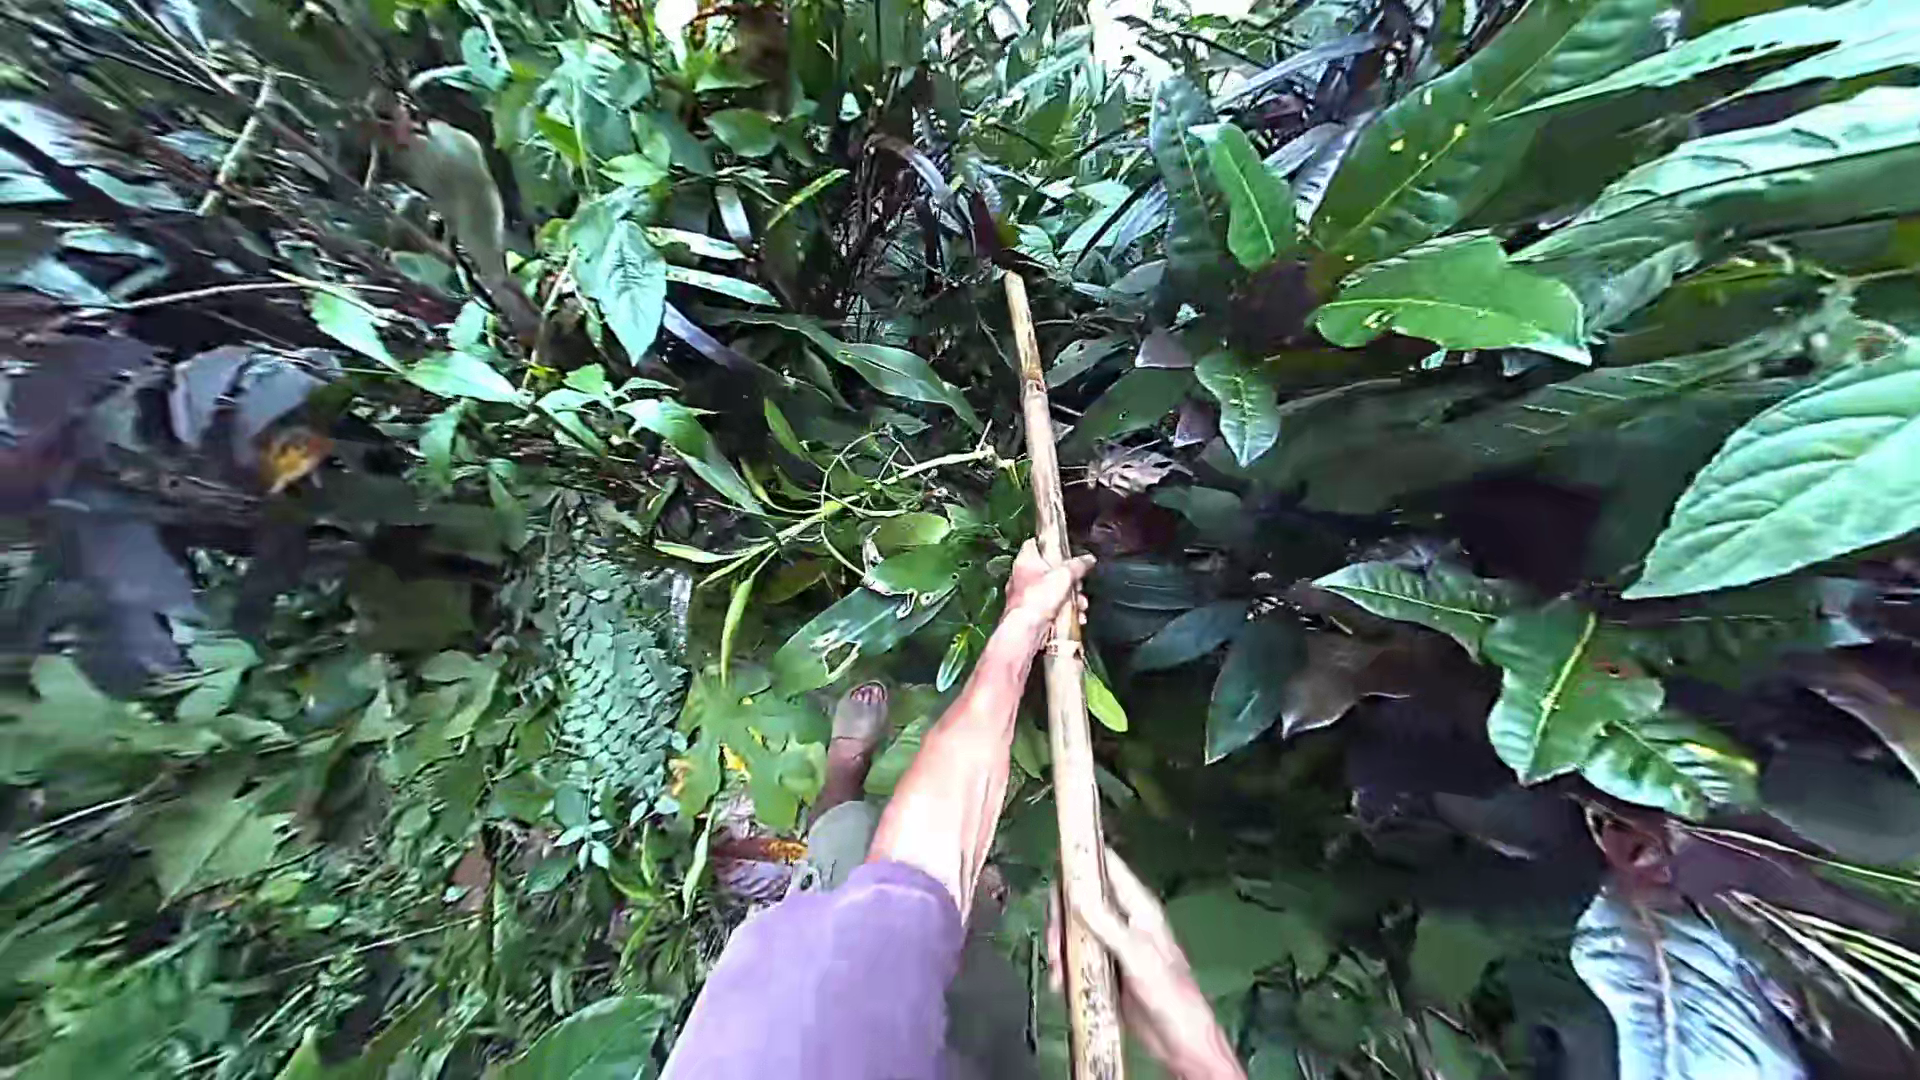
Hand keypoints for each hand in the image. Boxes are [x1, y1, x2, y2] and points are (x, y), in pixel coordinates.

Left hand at [1002, 539, 1093, 644]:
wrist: (1025, 630)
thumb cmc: (1040, 597)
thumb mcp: (1064, 576)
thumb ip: (1078, 565)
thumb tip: (1089, 559)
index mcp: (1025, 561)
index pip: (1034, 544)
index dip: (1049, 545)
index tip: (1065, 549)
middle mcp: (1022, 577)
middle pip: (1049, 570)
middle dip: (1069, 579)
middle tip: (1079, 585)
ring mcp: (1025, 596)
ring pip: (1053, 591)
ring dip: (1071, 598)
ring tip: (1081, 605)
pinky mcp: (1031, 614)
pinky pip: (1051, 608)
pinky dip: (1065, 612)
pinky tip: (1077, 618)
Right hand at [1049, 850, 1244, 1079]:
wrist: (1182, 1045)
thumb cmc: (1170, 993)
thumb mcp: (1137, 955)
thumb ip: (1105, 923)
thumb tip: (1073, 893)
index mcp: (1136, 904)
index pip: (1105, 864)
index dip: (1081, 856)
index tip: (1056, 860)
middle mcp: (1121, 915)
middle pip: (1079, 895)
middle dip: (1061, 915)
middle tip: (1054, 941)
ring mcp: (1110, 940)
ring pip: (1073, 924)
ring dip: (1059, 944)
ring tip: (1057, 970)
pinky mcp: (1102, 965)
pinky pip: (1074, 953)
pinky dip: (1063, 965)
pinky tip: (1060, 983)